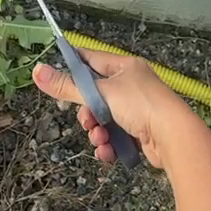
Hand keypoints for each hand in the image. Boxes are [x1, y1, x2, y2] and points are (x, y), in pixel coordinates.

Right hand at [30, 51, 203, 169]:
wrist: (173, 136)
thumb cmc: (141, 105)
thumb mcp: (100, 93)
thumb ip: (68, 86)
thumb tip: (37, 71)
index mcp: (125, 67)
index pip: (91, 59)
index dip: (73, 68)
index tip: (56, 78)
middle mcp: (132, 85)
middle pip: (95, 96)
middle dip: (87, 112)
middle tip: (87, 120)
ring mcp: (137, 109)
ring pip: (103, 119)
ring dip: (97, 131)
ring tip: (100, 138)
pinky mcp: (140, 132)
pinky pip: (115, 136)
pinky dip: (109, 145)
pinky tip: (108, 151)